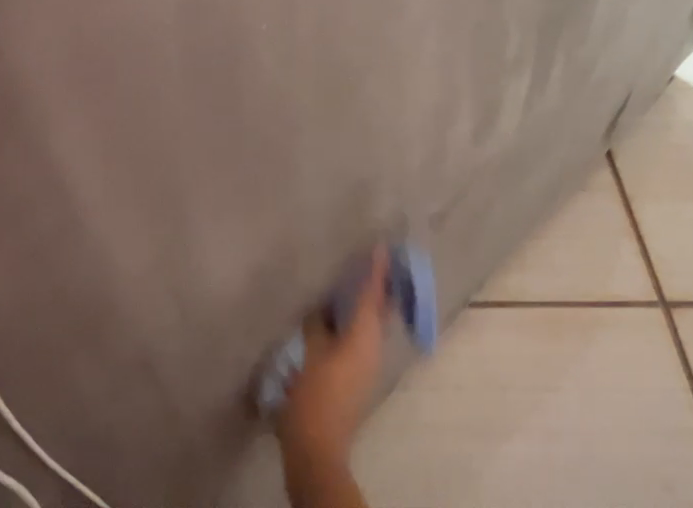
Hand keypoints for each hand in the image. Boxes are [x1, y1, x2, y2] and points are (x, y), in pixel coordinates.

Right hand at [278, 247, 389, 467]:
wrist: (318, 445)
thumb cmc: (314, 396)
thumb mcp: (310, 354)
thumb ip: (317, 326)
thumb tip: (321, 308)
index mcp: (363, 336)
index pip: (372, 295)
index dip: (377, 270)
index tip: (382, 247)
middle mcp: (373, 346)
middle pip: (378, 308)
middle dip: (377, 285)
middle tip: (371, 260)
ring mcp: (369, 363)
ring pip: (371, 323)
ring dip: (365, 302)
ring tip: (351, 281)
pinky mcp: (359, 375)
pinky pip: (362, 336)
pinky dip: (355, 320)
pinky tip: (337, 317)